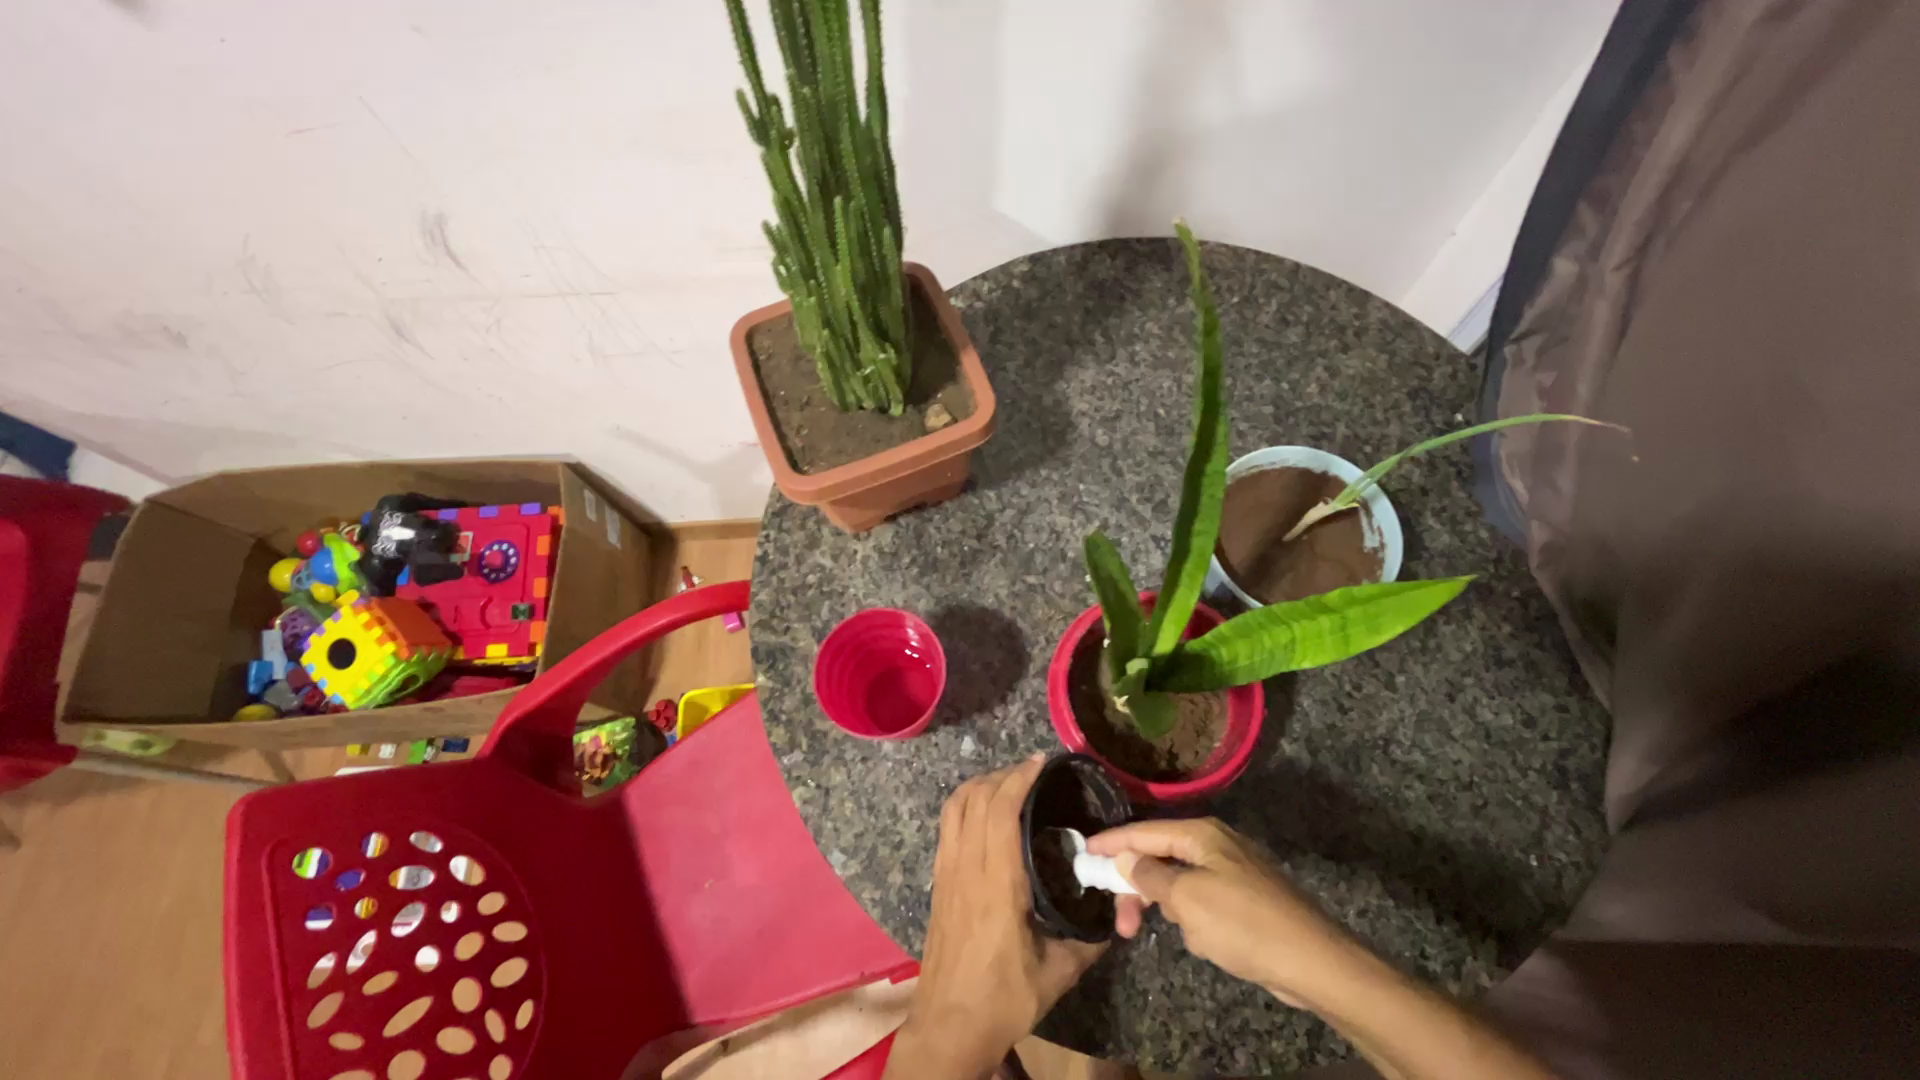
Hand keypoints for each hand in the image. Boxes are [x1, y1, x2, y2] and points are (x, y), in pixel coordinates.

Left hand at [885, 755, 1106, 1079]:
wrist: (948, 1026)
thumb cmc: (1003, 998)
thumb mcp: (1058, 972)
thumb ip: (1091, 938)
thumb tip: (1119, 913)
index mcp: (996, 883)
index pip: (1000, 811)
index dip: (1018, 778)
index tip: (1041, 763)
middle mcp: (965, 868)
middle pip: (974, 799)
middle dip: (1003, 774)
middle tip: (1033, 771)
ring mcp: (946, 873)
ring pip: (954, 808)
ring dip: (980, 785)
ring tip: (1010, 782)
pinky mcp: (938, 882)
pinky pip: (948, 826)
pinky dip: (966, 805)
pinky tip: (988, 814)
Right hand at [1088, 817, 1358, 1008]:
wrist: (1313, 962)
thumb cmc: (1243, 924)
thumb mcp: (1186, 899)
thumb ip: (1150, 875)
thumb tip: (1125, 858)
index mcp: (1201, 834)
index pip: (1143, 832)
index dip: (1111, 843)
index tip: (1083, 853)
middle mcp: (1216, 844)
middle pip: (1160, 856)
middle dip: (1138, 887)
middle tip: (1121, 923)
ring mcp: (1233, 871)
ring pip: (1180, 881)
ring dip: (1168, 906)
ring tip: (1178, 933)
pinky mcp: (1245, 899)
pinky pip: (1202, 900)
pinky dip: (1192, 918)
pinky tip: (1204, 940)